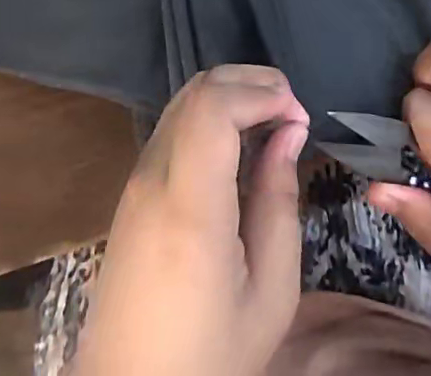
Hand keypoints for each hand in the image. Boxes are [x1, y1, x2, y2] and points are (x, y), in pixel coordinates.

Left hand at [76, 65, 309, 375]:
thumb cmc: (210, 354)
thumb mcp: (269, 290)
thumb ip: (279, 200)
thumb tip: (289, 132)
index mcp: (189, 205)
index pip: (213, 106)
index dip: (261, 92)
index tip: (298, 116)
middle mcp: (153, 178)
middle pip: (197, 90)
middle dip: (251, 82)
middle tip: (291, 110)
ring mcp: (136, 181)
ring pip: (182, 101)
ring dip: (231, 94)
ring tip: (272, 121)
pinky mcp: (131, 191)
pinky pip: (173, 126)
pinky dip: (211, 114)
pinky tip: (240, 142)